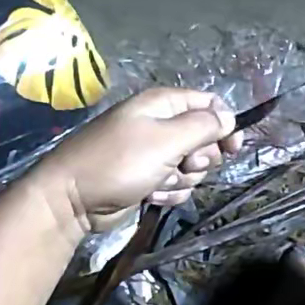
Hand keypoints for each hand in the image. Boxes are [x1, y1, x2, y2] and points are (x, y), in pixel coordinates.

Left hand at [31, 88, 242, 234]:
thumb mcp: (166, 140)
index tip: (232, 147)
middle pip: (204, 138)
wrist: (72, 200)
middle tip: (185, 164)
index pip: (209, 105)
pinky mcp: (148, 178)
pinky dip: (168, 191)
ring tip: (159, 181)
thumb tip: (230, 118)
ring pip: (192, 166)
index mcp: (163, 104)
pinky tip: (150, 195)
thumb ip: (203, 127)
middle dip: (200, 157)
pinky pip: (176, 183)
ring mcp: (153, 153)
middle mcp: (159, 125)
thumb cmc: (119, 162)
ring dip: (182, 179)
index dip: (225, 124)